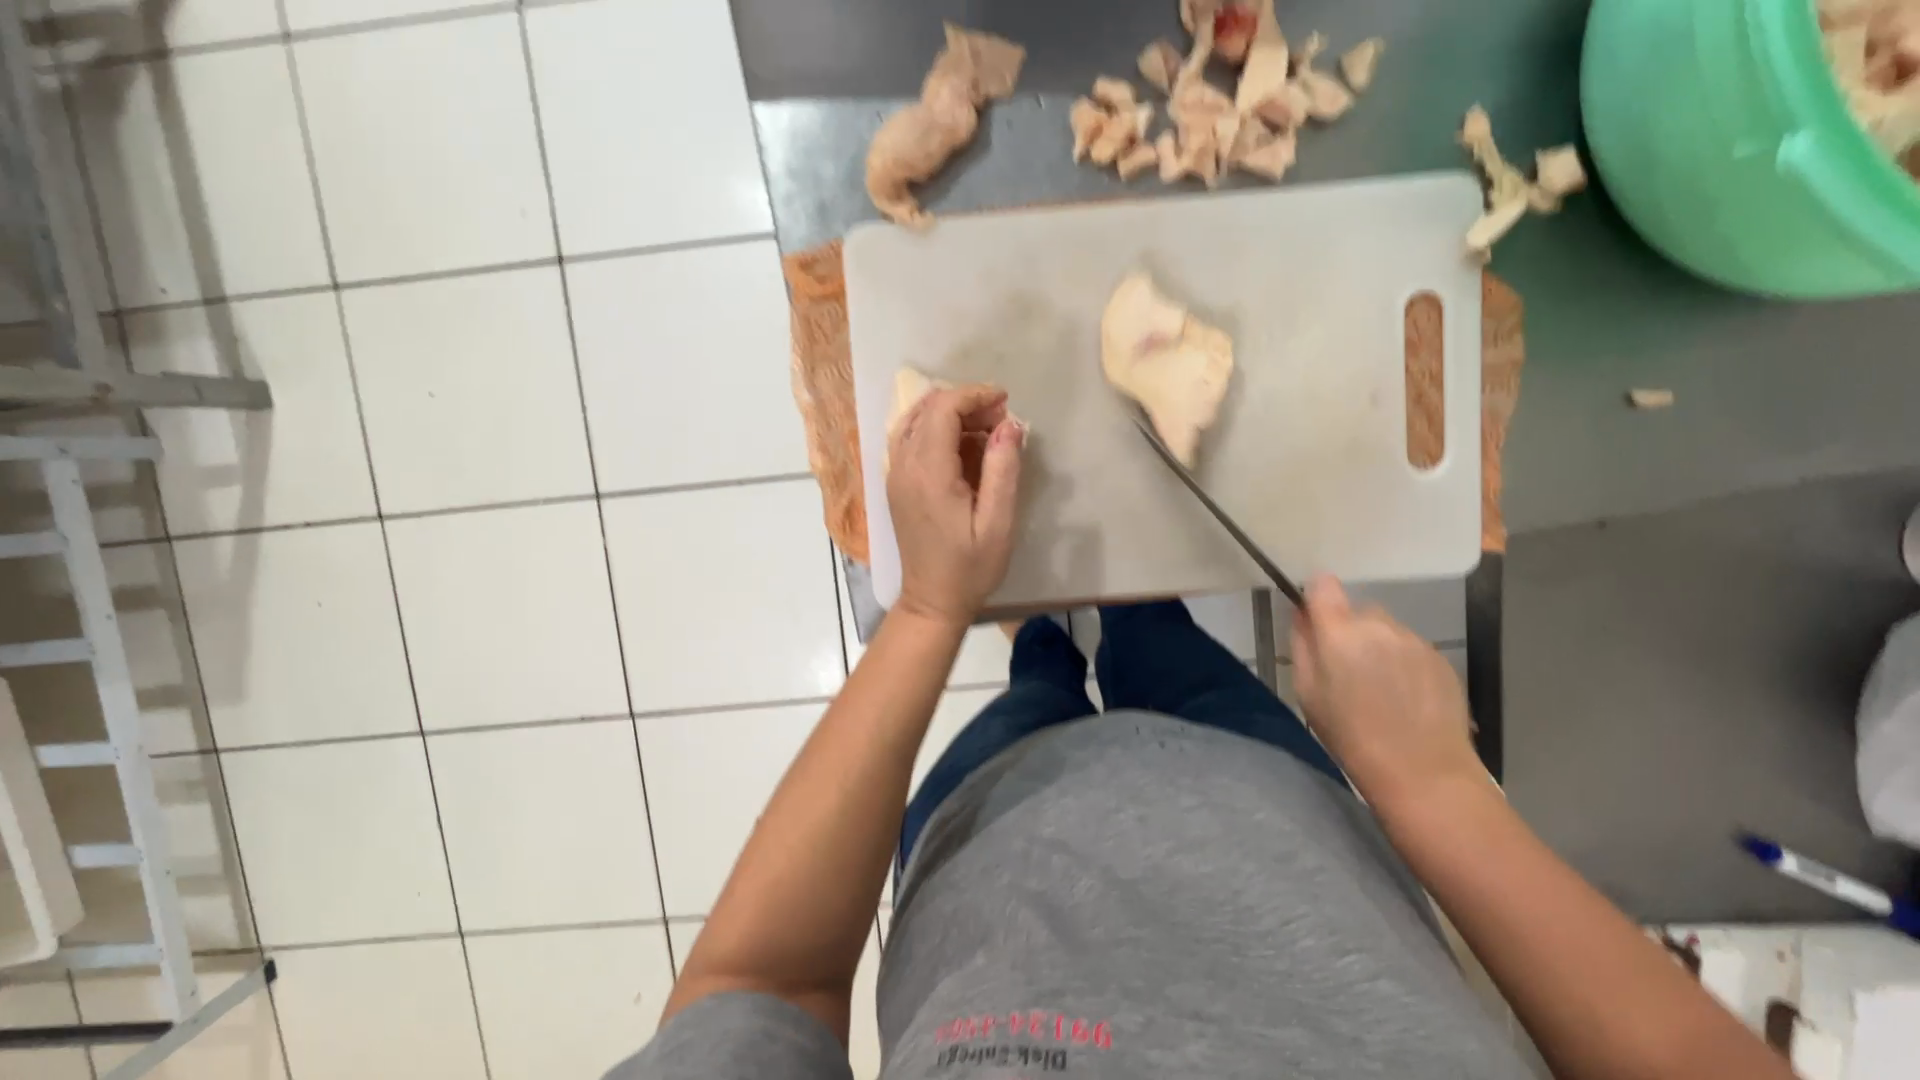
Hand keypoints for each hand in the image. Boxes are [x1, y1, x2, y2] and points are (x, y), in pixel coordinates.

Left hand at [887, 384, 1024, 627]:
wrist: (932, 601)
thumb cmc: (970, 568)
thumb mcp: (998, 523)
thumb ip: (1003, 469)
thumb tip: (1010, 424)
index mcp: (928, 473)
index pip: (943, 409)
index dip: (975, 396)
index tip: (1006, 404)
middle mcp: (903, 467)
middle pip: (928, 408)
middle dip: (966, 403)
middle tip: (1002, 421)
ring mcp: (894, 474)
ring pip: (914, 420)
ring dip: (949, 414)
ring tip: (985, 430)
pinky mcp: (895, 484)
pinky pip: (908, 438)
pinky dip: (934, 428)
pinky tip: (961, 444)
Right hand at [1290, 577, 1482, 803]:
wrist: (1422, 770)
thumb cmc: (1351, 735)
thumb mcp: (1307, 694)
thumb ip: (1302, 647)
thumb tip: (1302, 618)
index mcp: (1340, 632)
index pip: (1324, 586)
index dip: (1317, 599)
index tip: (1315, 624)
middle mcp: (1379, 625)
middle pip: (1357, 611)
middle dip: (1350, 632)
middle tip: (1349, 673)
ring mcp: (1414, 640)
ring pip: (1386, 631)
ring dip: (1379, 648)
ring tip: (1381, 690)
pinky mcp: (1440, 658)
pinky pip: (1411, 649)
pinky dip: (1404, 664)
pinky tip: (1406, 699)